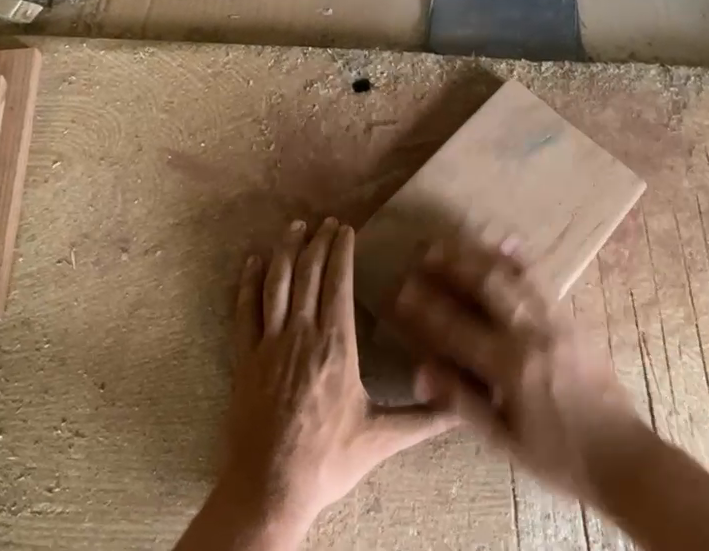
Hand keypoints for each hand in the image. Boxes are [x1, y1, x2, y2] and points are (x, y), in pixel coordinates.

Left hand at [212, 218, 454, 535]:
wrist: (270, 487)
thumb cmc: (328, 460)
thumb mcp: (382, 438)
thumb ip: (425, 419)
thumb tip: (465, 407)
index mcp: (336, 346)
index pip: (338, 283)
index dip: (341, 251)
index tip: (346, 228)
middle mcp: (301, 335)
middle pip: (308, 274)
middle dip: (317, 242)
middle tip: (325, 221)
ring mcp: (268, 345)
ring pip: (276, 284)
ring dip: (285, 251)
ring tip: (294, 227)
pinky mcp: (244, 359)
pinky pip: (243, 311)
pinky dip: (247, 282)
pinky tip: (252, 263)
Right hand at [388, 237, 648, 501]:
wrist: (624, 456)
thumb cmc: (559, 457)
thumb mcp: (504, 442)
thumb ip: (462, 403)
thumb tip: (421, 371)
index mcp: (511, 368)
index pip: (457, 328)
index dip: (426, 308)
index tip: (402, 289)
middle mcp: (532, 335)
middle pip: (487, 286)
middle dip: (452, 265)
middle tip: (425, 250)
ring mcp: (556, 322)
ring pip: (514, 275)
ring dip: (481, 254)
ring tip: (455, 239)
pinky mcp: (573, 319)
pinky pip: (542, 280)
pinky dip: (520, 259)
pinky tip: (506, 243)